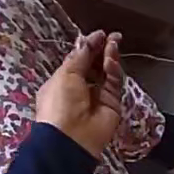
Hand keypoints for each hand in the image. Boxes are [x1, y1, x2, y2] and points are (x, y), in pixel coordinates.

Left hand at [35, 30, 125, 155]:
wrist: (71, 138)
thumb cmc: (59, 103)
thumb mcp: (64, 74)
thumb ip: (80, 56)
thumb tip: (89, 40)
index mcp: (62, 82)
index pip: (78, 61)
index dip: (87, 47)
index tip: (98, 35)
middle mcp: (80, 88)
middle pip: (94, 65)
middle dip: (101, 50)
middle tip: (111, 37)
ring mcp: (97, 96)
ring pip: (106, 72)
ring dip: (109, 57)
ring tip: (113, 43)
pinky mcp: (112, 103)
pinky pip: (114, 83)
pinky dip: (113, 70)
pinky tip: (111, 59)